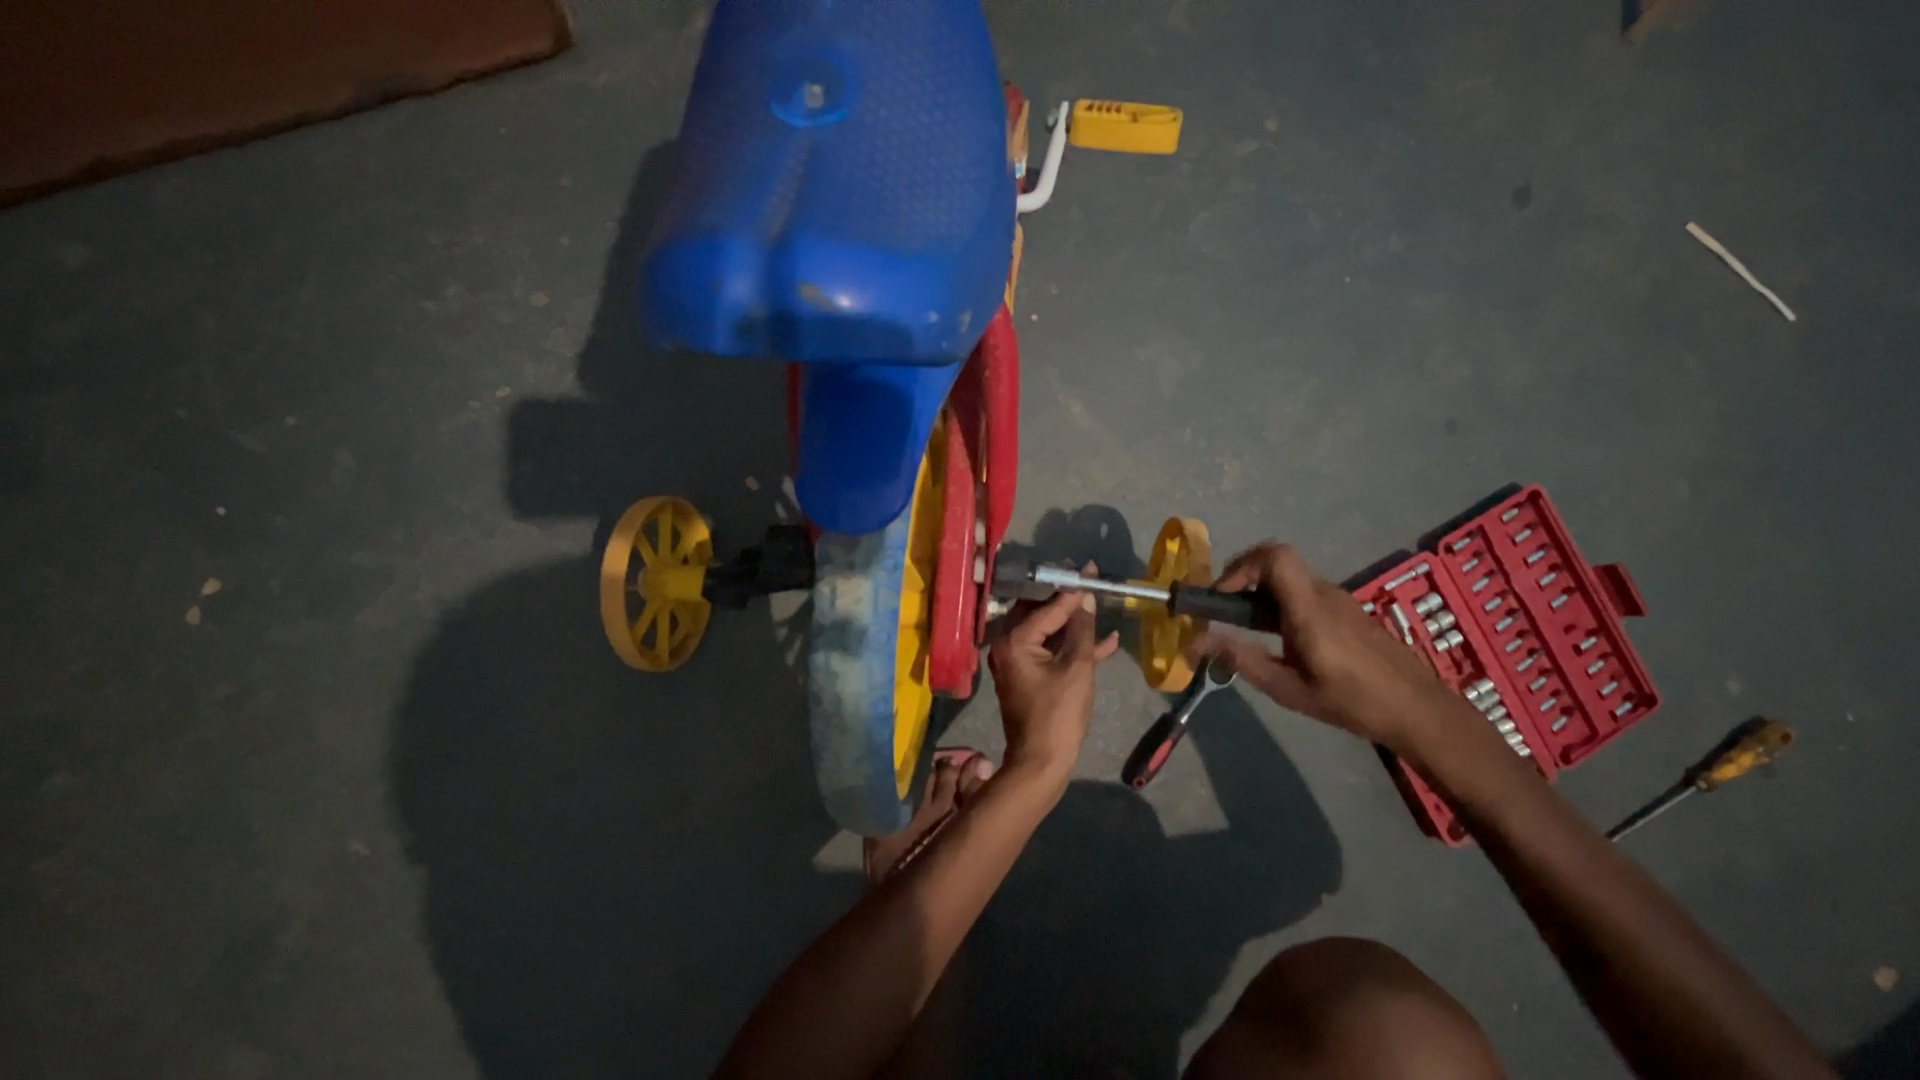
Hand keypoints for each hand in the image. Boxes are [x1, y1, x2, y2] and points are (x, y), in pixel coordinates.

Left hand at [987, 564, 1120, 780]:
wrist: (1042, 761)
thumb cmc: (1059, 713)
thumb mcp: (1078, 666)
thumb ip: (1082, 628)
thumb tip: (1086, 597)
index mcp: (1013, 640)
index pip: (1046, 606)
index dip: (1072, 588)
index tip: (1089, 569)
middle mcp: (1007, 646)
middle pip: (1040, 614)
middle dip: (1068, 600)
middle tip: (1091, 582)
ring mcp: (1015, 663)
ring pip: (1047, 634)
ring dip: (1074, 625)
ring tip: (1101, 607)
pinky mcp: (1027, 678)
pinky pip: (1049, 654)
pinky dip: (1072, 648)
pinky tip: (1106, 642)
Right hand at [1196, 544, 1468, 755]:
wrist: (1416, 709)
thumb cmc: (1351, 702)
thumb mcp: (1288, 689)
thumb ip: (1242, 659)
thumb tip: (1197, 642)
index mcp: (1309, 609)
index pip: (1274, 556)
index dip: (1241, 566)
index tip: (1221, 597)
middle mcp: (1323, 594)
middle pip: (1276, 561)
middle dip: (1242, 578)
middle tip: (1222, 610)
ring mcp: (1337, 599)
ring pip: (1288, 577)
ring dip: (1259, 592)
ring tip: (1243, 629)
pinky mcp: (1345, 610)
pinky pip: (1302, 592)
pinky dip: (1278, 602)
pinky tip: (1276, 638)